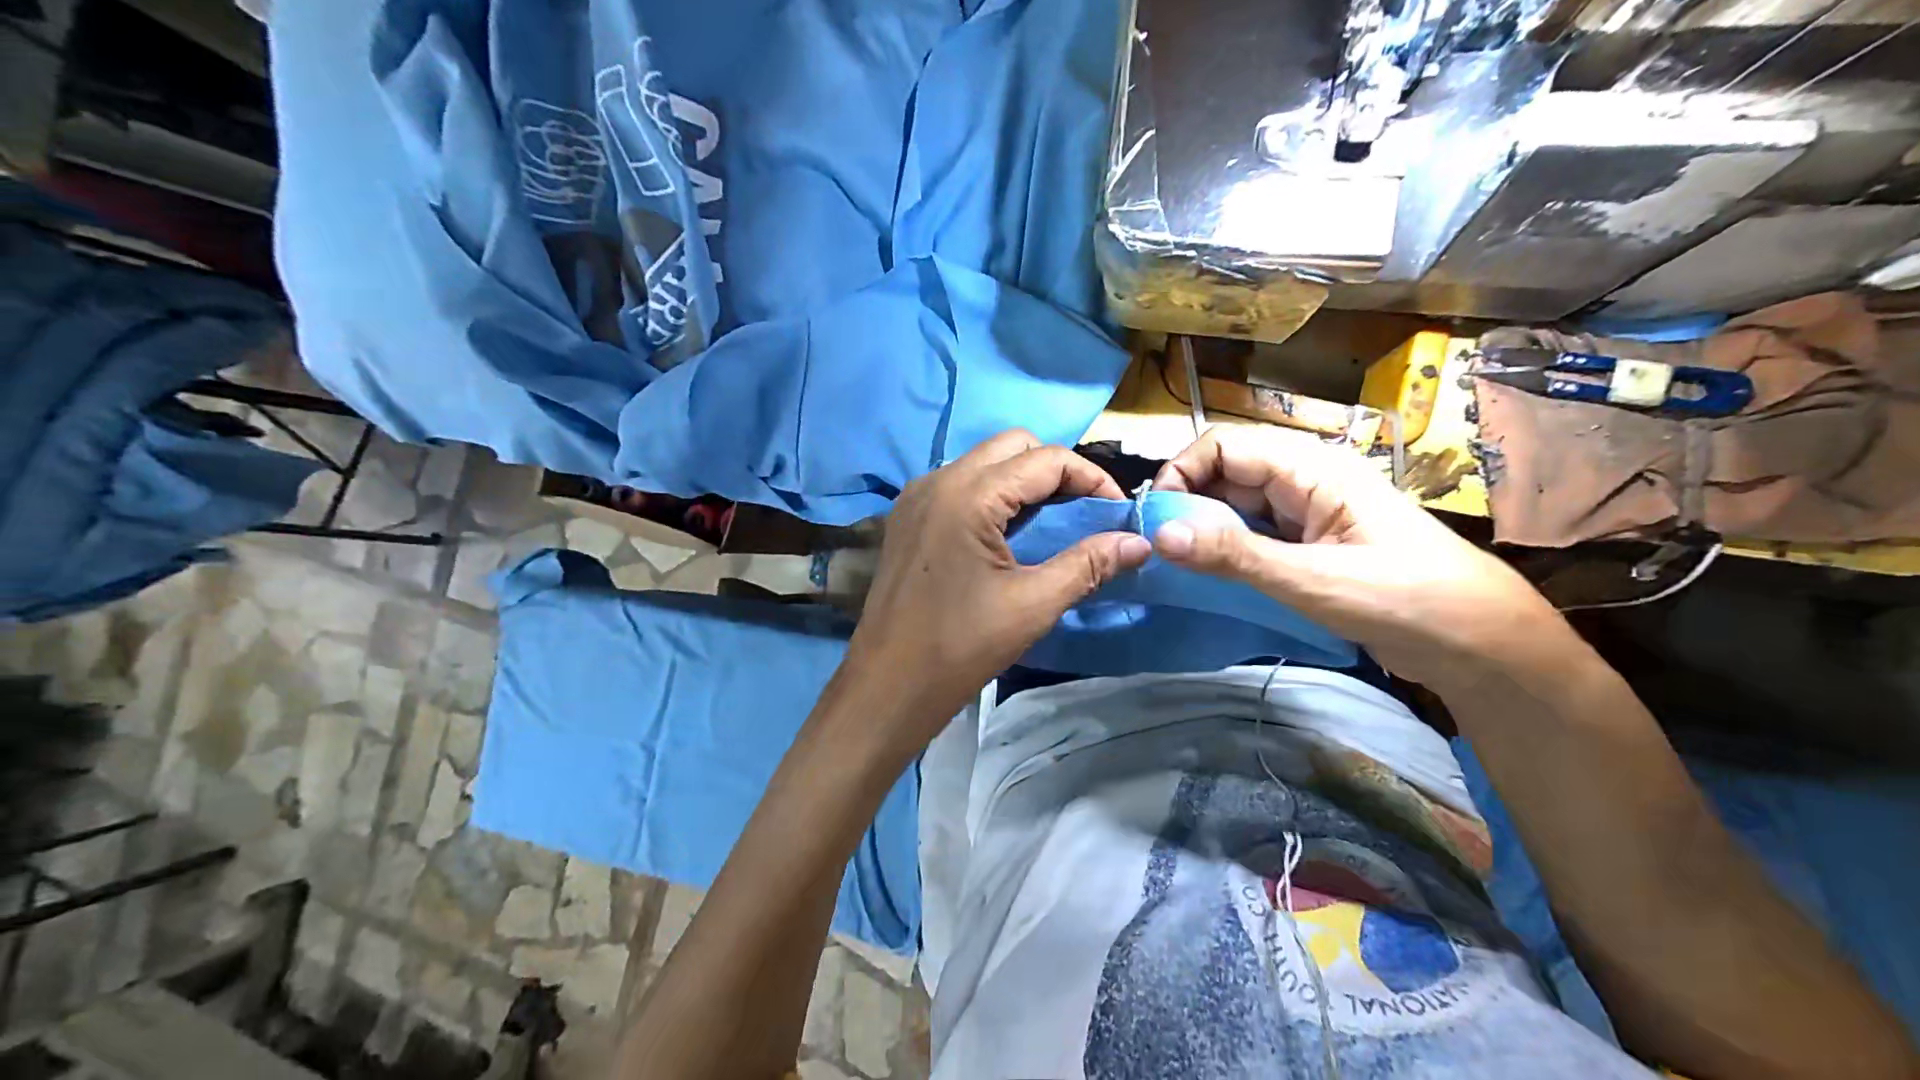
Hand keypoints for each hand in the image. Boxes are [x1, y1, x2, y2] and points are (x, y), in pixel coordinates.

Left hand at [844, 430, 1151, 724]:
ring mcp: (917, 496)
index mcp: (969, 495)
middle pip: (1013, 446)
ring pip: (984, 461)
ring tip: (1053, 521)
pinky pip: (960, 483)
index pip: (1046, 459)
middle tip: (1084, 511)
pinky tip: (1008, 533)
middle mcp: (939, 480)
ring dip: (1023, 479)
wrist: (889, 683)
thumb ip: (1089, 564)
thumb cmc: (961, 646)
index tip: (1117, 512)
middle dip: (1056, 470)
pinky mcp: (908, 516)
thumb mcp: (1033, 604)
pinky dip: (993, 493)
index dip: (1091, 479)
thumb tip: (1139, 543)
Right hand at [1151, 426, 1573, 694]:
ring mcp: (1306, 516)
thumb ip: (1234, 555)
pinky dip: (1224, 550)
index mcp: (1313, 470)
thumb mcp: (1313, 579)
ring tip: (1170, 562)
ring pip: (1236, 507)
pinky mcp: (1307, 548)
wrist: (1480, 646)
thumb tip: (1160, 534)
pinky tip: (1203, 573)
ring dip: (1202, 529)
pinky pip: (1252, 536)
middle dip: (1186, 503)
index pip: (1226, 447)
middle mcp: (1305, 483)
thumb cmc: (1406, 600)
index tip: (1156, 519)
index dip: (1183, 472)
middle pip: (1226, 475)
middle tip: (1155, 548)